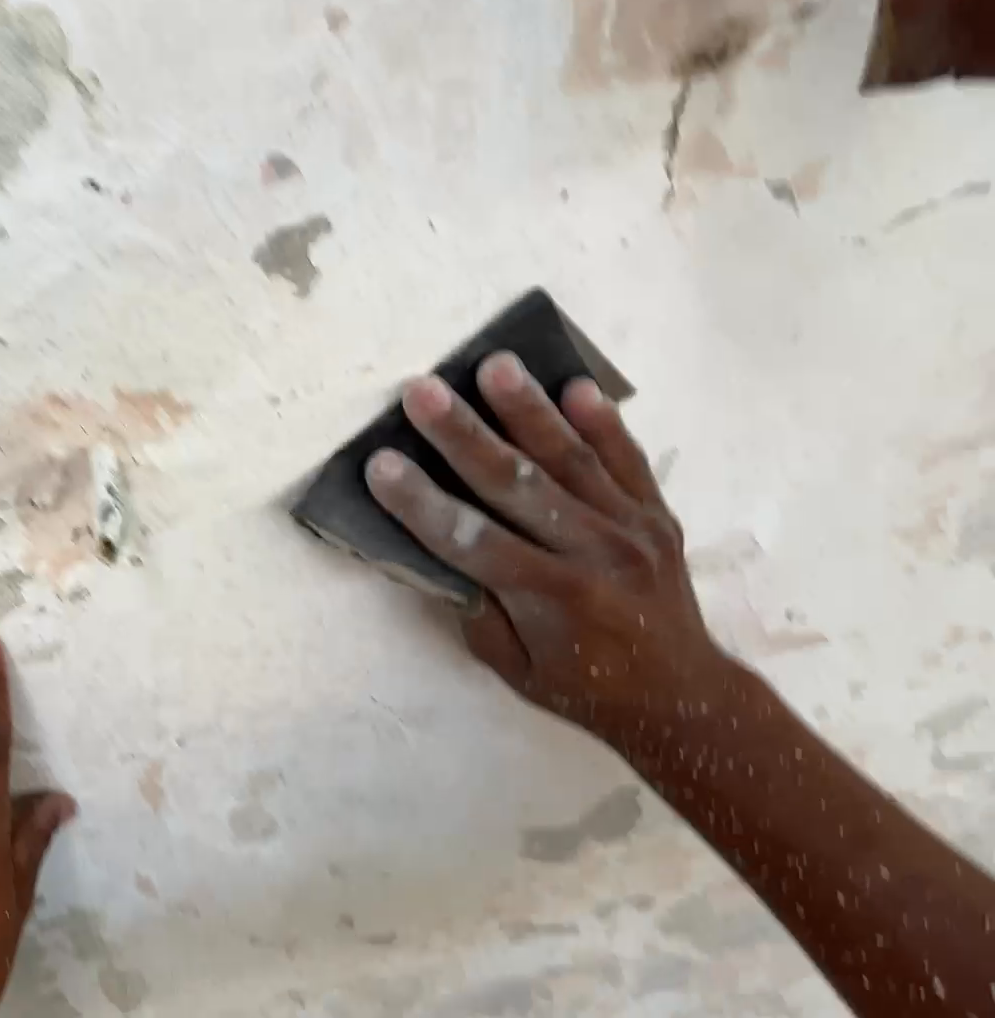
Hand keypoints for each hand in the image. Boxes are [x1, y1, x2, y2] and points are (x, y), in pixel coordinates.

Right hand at [363, 352, 735, 747]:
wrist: (684, 698)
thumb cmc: (580, 685)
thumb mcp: (509, 664)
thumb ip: (474, 608)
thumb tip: (434, 550)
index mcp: (549, 597)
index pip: (470, 540)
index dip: (421, 503)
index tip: (379, 466)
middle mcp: (592, 555)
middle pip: (515, 484)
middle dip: (461, 435)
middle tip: (422, 391)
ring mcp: (631, 529)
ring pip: (569, 459)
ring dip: (527, 409)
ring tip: (496, 364)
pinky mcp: (656, 514)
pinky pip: (626, 460)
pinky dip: (601, 423)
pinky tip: (575, 385)